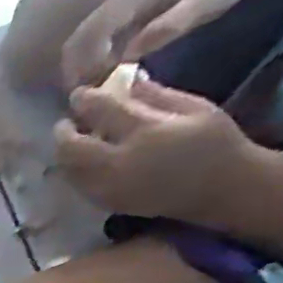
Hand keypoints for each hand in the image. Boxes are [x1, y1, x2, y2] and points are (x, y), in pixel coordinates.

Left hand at [56, 75, 258, 221]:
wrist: (218, 189)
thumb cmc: (213, 142)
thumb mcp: (195, 108)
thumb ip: (157, 96)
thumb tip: (129, 80)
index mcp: (145, 133)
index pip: (103, 112)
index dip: (85, 101)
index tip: (78, 95)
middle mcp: (118, 162)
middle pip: (71, 147)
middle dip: (63, 132)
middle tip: (67, 122)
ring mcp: (107, 186)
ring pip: (68, 169)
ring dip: (64, 153)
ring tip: (74, 140)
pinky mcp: (104, 202)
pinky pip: (77, 184)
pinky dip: (73, 170)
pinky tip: (83, 160)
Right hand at [62, 0, 281, 87]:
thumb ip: (172, 24)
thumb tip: (129, 55)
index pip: (92, 33)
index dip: (84, 65)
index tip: (92, 90)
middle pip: (77, 39)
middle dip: (74, 72)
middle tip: (85, 99)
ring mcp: (122, 4)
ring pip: (82, 42)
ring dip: (80, 69)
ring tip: (94, 92)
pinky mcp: (127, 12)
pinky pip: (97, 40)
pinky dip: (92, 62)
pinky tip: (107, 76)